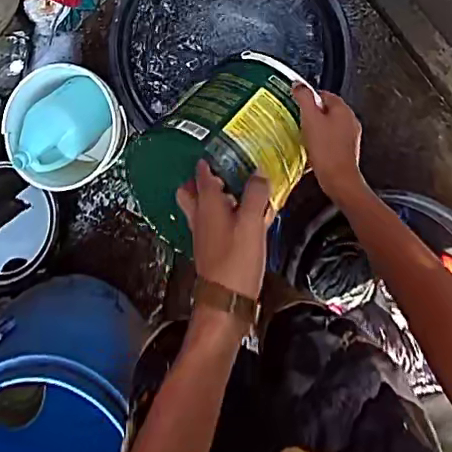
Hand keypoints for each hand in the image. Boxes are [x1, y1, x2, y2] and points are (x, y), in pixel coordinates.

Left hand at [176, 160, 269, 301]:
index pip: (202, 171)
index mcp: (206, 202)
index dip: (212, 158)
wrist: (226, 301)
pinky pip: (215, 222)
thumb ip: (255, 194)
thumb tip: (258, 173)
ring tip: (244, 195)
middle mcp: (199, 214)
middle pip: (193, 189)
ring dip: (219, 198)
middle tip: (229, 174)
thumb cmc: (236, 259)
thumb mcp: (251, 222)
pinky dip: (226, 216)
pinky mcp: (211, 247)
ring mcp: (203, 232)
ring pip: (203, 206)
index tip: (226, 149)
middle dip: (207, 179)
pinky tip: (247, 221)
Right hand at [293, 84, 367, 203]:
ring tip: (303, 133)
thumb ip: (304, 97)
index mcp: (343, 109)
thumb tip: (298, 84)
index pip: (323, 94)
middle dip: (311, 113)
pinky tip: (311, 146)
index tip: (297, 102)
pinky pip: (331, 138)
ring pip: (329, 124)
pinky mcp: (346, 149)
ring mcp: (350, 136)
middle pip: (326, 109)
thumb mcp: (309, 118)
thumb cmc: (326, 149)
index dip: (308, 97)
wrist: (338, 179)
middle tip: (298, 118)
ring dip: (315, 127)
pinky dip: (321, 139)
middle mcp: (350, 120)